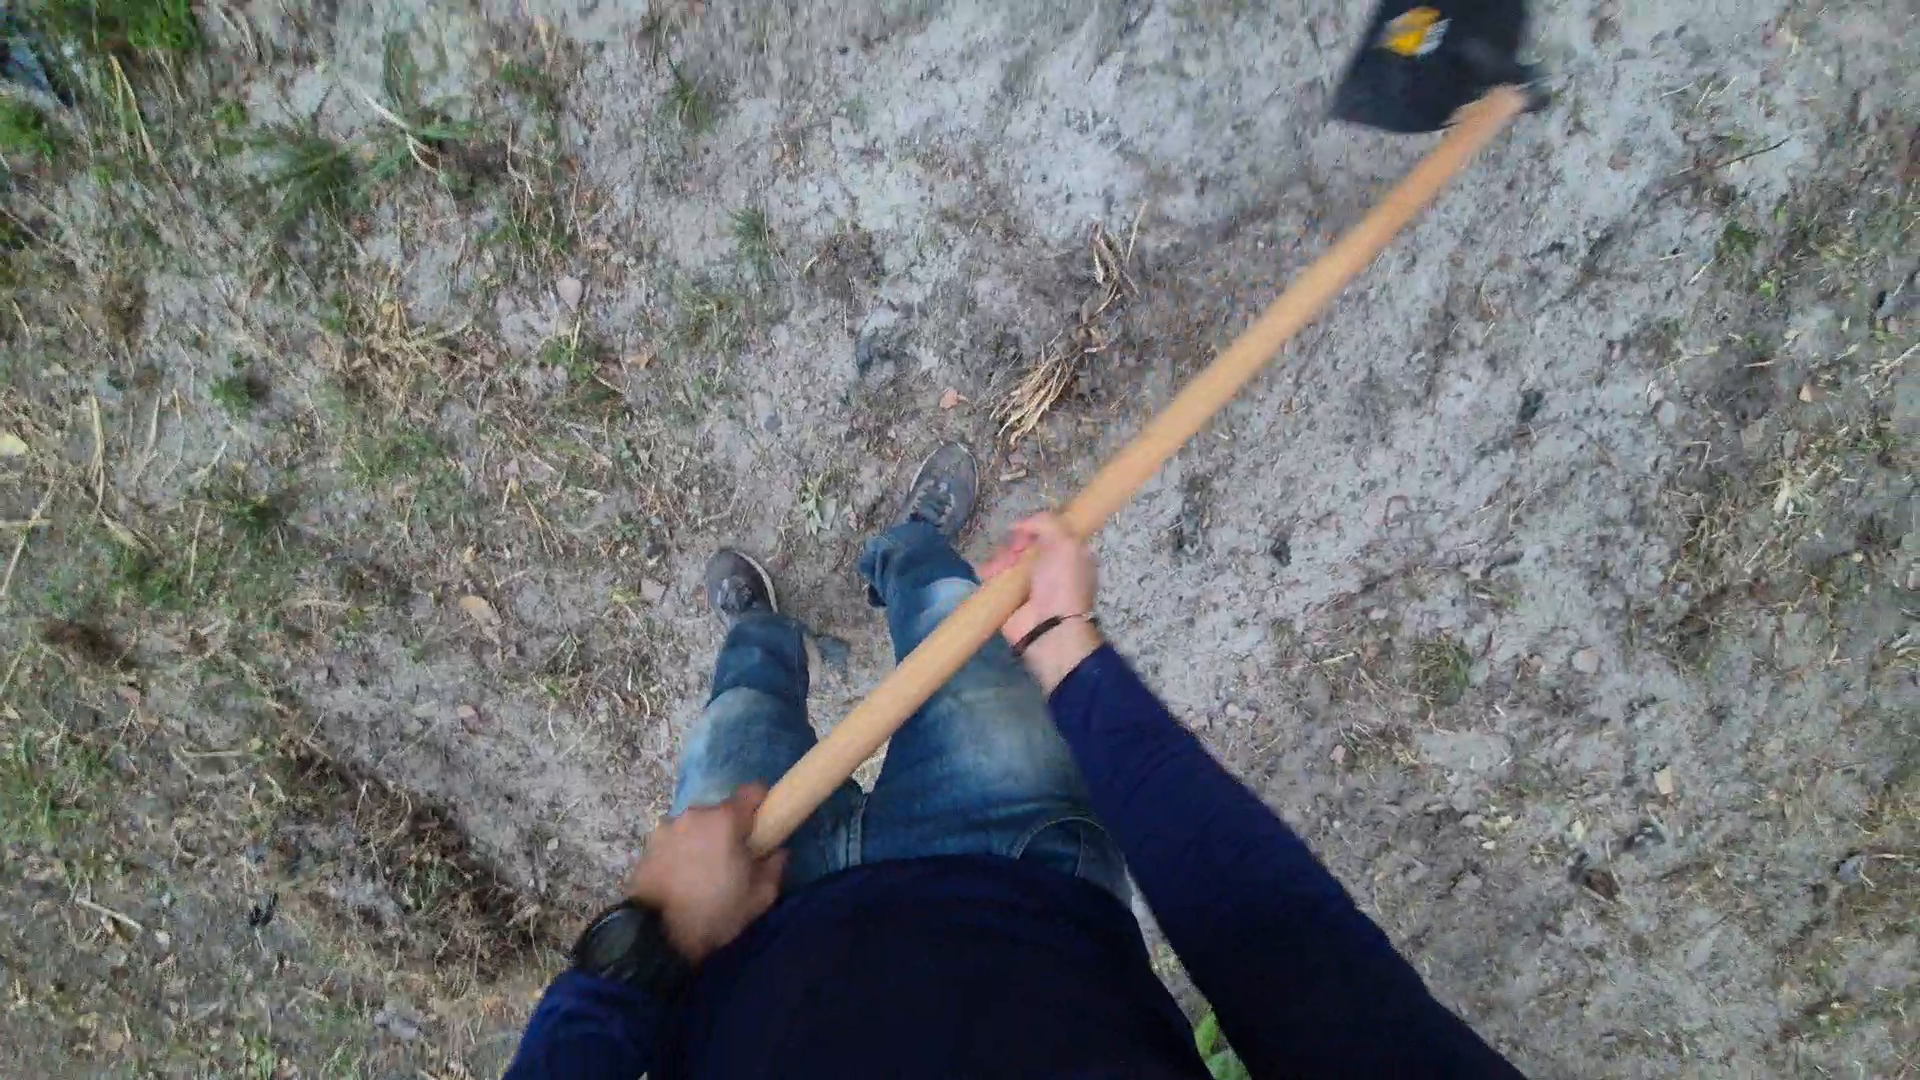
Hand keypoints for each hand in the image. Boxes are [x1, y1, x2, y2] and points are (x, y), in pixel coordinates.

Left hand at [624, 785, 788, 964]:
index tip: (764, 828)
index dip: (762, 806)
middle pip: (722, 811)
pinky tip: (681, 879)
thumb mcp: (759, 898)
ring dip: (704, 839)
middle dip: (730, 829)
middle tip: (733, 859)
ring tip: (702, 872)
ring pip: (697, 826)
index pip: (754, 790)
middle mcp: (696, 813)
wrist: (653, 939)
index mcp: (726, 818)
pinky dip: (681, 851)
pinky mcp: (648, 846)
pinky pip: (675, 840)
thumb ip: (775, 867)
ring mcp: (667, 827)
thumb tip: (779, 851)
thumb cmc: (713, 913)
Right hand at [981, 513, 1102, 692]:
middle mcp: (1050, 567)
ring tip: (998, 567)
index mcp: (1069, 554)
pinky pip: (996, 577)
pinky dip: (989, 572)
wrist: (1048, 625)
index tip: (1025, 532)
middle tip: (1013, 553)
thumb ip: (1046, 522)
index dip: (1034, 528)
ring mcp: (1029, 583)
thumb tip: (1019, 524)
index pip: (1048, 532)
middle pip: (1025, 544)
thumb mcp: (1065, 542)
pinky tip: (986, 573)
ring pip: (1008, 558)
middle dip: (1015, 544)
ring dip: (1000, 558)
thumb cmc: (1061, 582)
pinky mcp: (1010, 597)